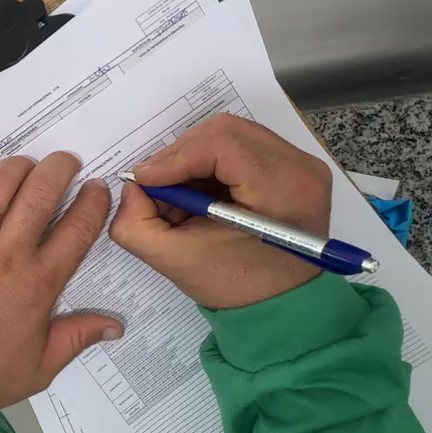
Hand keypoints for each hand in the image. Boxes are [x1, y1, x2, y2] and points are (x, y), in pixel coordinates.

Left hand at [0, 152, 121, 430]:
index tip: (98, 187)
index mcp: (40, 283)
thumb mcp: (38, 368)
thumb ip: (76, 338)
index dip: (94, 202)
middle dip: (60, 169)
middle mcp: (7, 254)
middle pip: (41, 194)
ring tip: (25, 164)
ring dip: (17, 167)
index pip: (78, 229)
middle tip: (66, 161)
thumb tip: (115, 324)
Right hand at [108, 114, 332, 309]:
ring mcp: (298, 163)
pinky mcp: (289, 166)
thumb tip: (132, 187)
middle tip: (156, 185)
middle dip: (179, 155)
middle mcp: (299, 167)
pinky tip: (197, 191)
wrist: (283, 301)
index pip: (221, 144)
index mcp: (282, 190)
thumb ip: (135, 223)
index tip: (144, 181)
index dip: (174, 158)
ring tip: (177, 191)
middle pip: (223, 130)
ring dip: (190, 157)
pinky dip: (205, 162)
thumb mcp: (172, 259)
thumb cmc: (235, 284)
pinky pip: (237, 145)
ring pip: (227, 133)